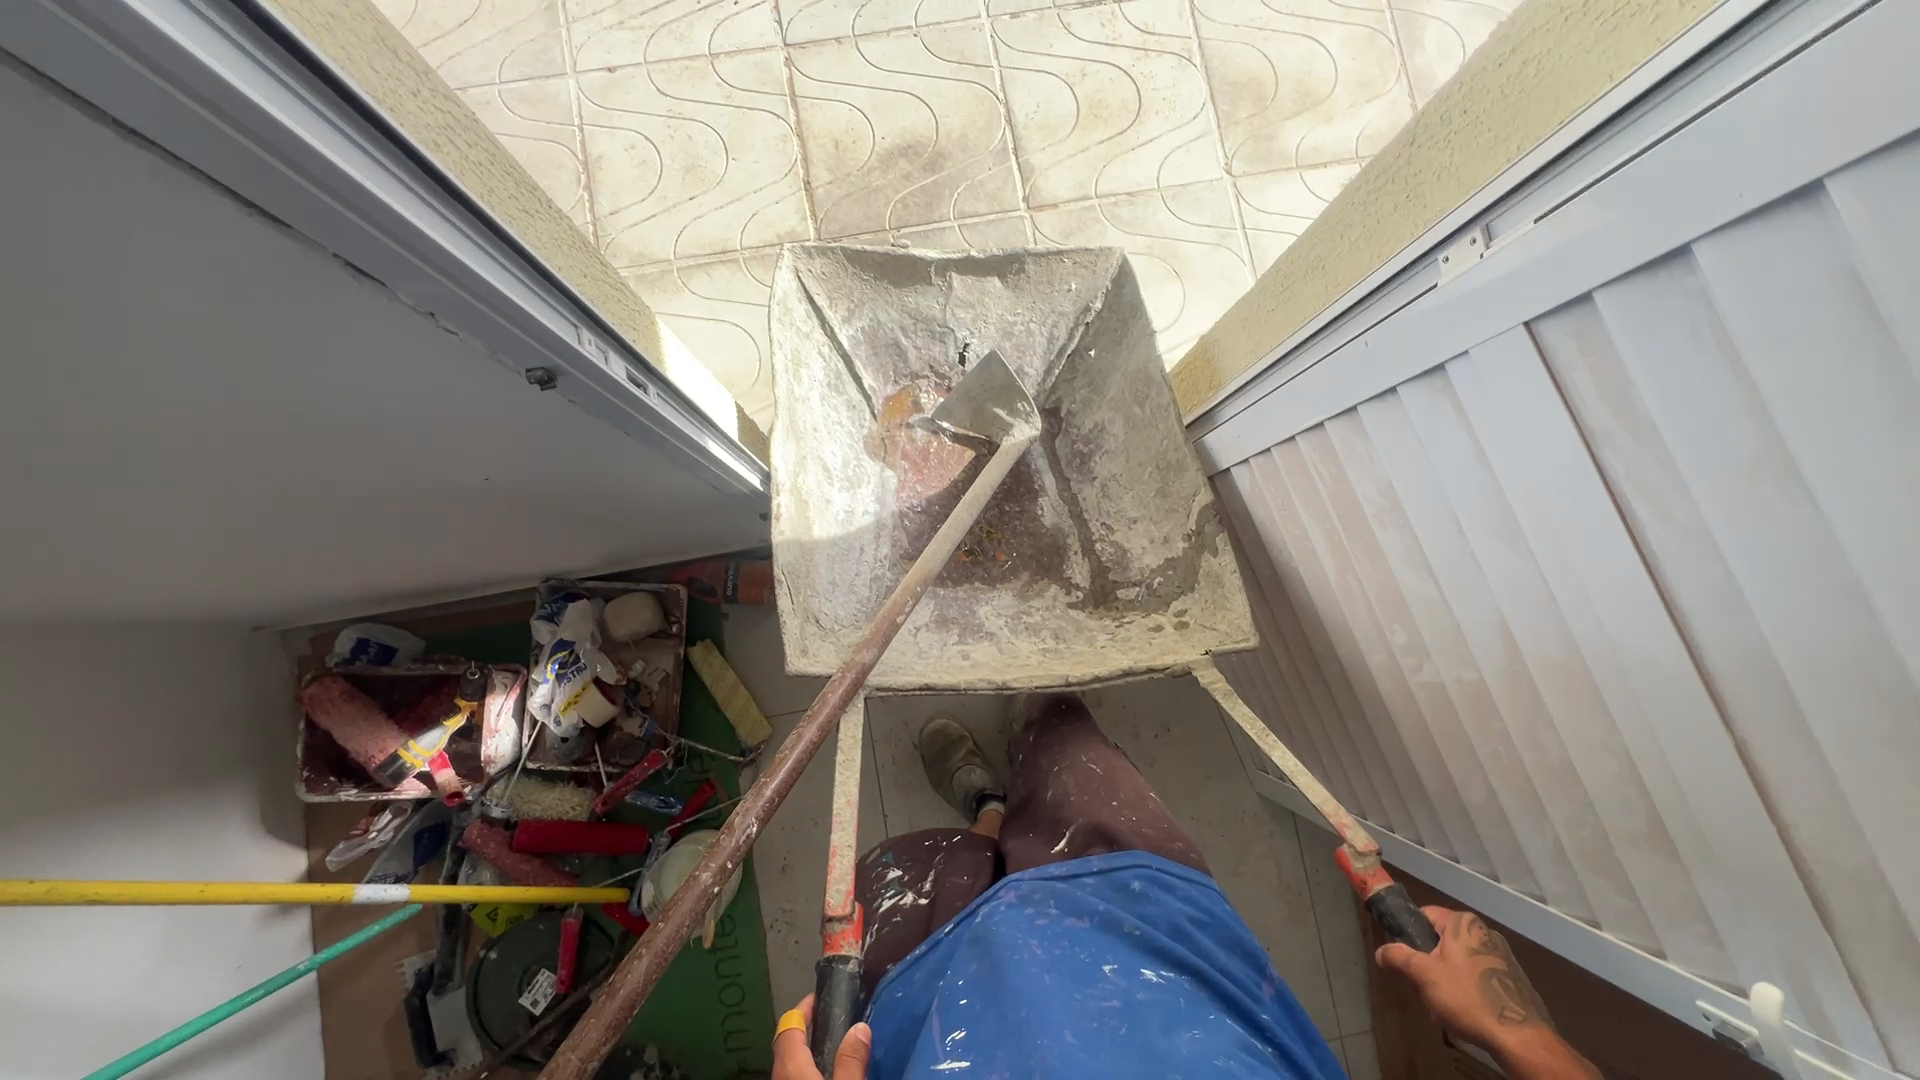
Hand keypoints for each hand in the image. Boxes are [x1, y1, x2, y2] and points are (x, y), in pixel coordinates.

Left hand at [772, 994, 871, 1079]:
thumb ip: (851, 1060)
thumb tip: (860, 1028)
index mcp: (790, 1066)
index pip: (788, 1023)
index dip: (805, 1007)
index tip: (822, 998)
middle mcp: (779, 1075)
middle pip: (786, 1041)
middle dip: (806, 1027)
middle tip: (830, 1019)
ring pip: (788, 1061)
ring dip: (805, 1050)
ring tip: (833, 1046)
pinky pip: (792, 1075)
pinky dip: (805, 1067)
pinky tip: (825, 1073)